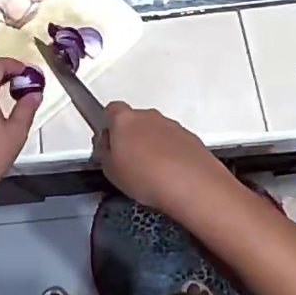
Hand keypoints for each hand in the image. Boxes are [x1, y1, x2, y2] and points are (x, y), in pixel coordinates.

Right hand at [94, 102, 237, 214]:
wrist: (191, 185)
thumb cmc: (150, 177)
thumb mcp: (110, 170)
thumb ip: (104, 151)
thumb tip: (106, 147)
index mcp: (124, 119)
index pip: (110, 110)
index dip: (108, 126)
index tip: (107, 142)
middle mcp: (149, 116)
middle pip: (134, 120)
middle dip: (130, 137)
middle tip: (127, 162)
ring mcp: (171, 125)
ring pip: (155, 131)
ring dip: (151, 146)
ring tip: (149, 173)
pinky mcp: (188, 137)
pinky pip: (173, 142)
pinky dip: (169, 153)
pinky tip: (167, 174)